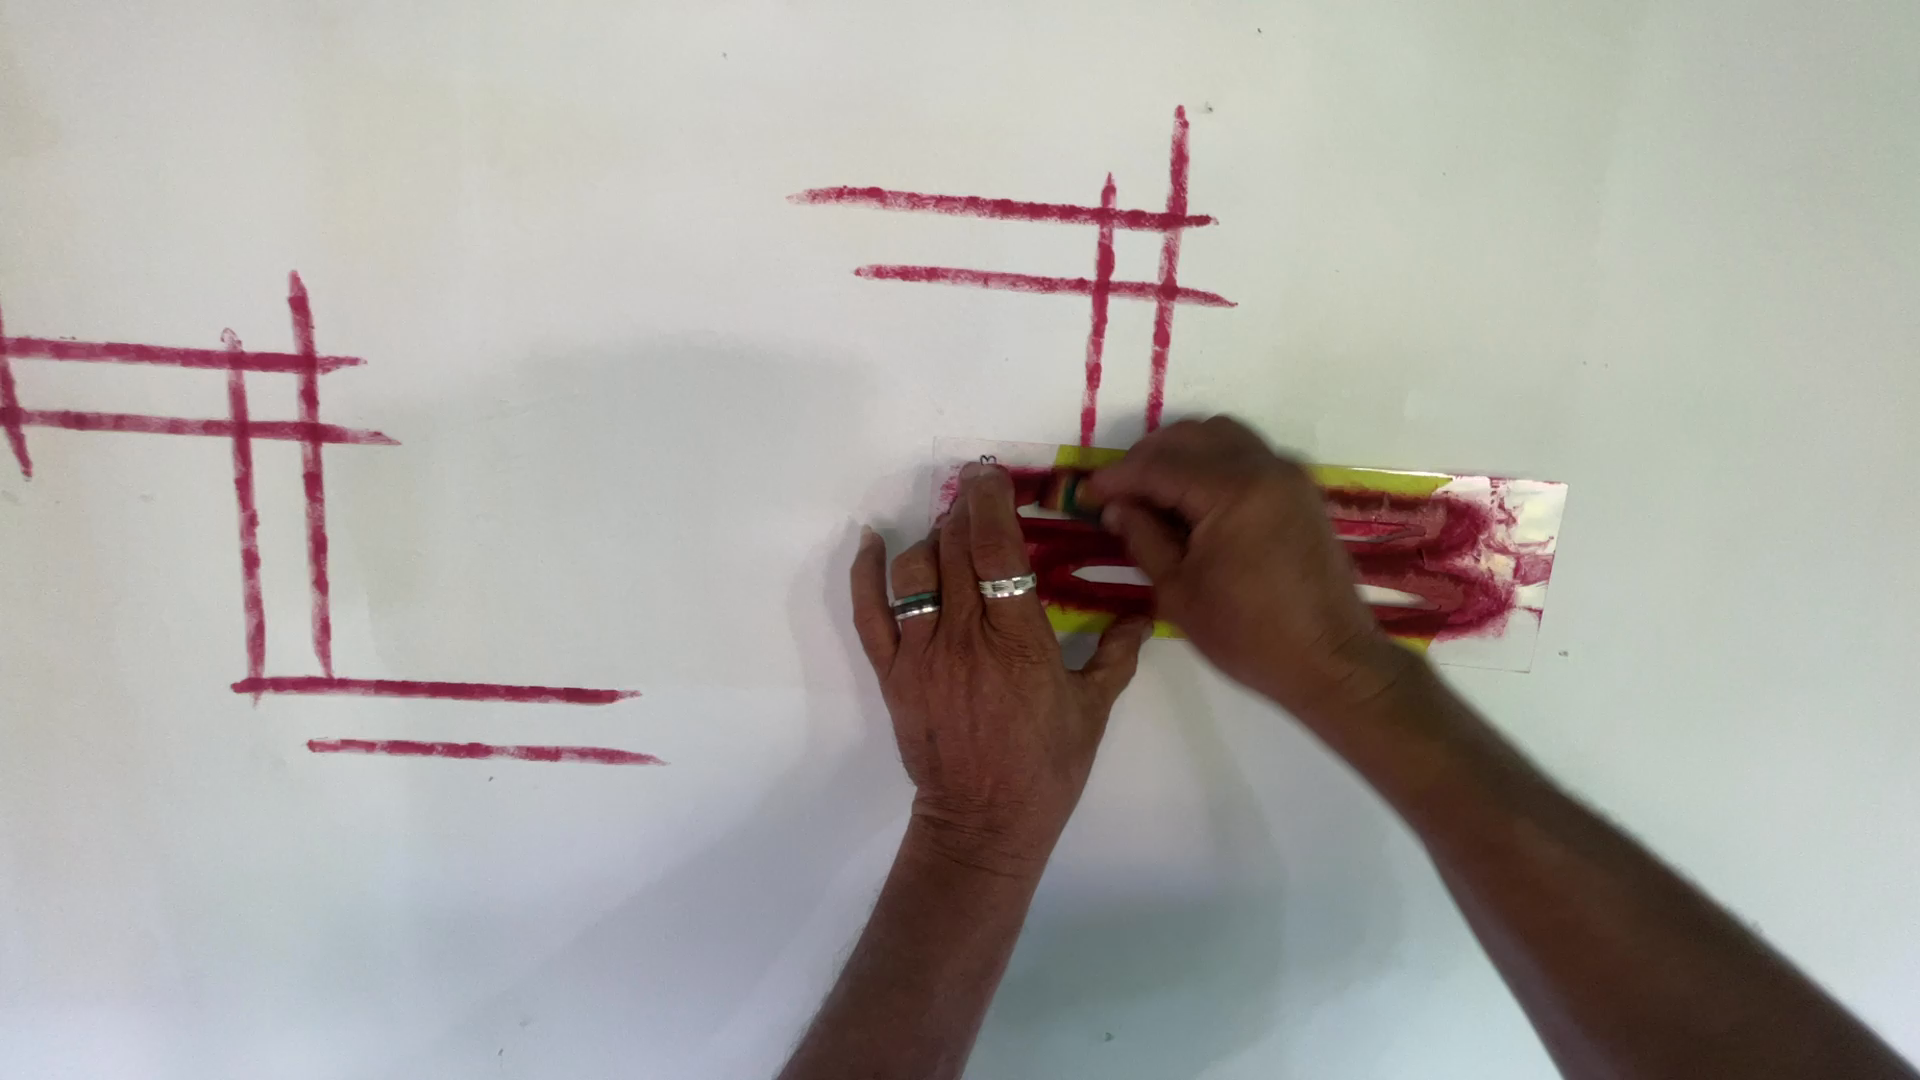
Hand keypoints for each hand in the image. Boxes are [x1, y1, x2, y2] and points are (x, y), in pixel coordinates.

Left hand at [851, 463, 1152, 878]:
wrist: (984, 824)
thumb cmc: (1046, 769)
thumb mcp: (1094, 710)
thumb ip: (1117, 655)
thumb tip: (1142, 613)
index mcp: (1019, 641)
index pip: (997, 550)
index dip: (991, 503)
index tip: (992, 475)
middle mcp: (965, 637)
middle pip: (955, 550)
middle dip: (965, 512)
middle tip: (978, 496)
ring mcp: (921, 655)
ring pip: (915, 571)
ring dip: (931, 540)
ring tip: (949, 531)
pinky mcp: (892, 674)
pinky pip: (869, 613)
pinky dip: (865, 573)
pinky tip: (871, 542)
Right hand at [1084, 416, 1413, 719]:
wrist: (1330, 661)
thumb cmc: (1247, 635)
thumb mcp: (1178, 591)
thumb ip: (1143, 537)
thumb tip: (1116, 507)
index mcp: (1233, 492)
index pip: (1159, 466)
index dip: (1117, 478)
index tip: (1086, 493)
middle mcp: (1265, 468)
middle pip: (1190, 436)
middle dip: (1146, 458)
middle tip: (1119, 493)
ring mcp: (1288, 475)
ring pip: (1221, 436)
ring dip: (1180, 454)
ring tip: (1153, 493)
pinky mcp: (1300, 490)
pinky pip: (1246, 454)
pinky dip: (1212, 462)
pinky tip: (1193, 500)